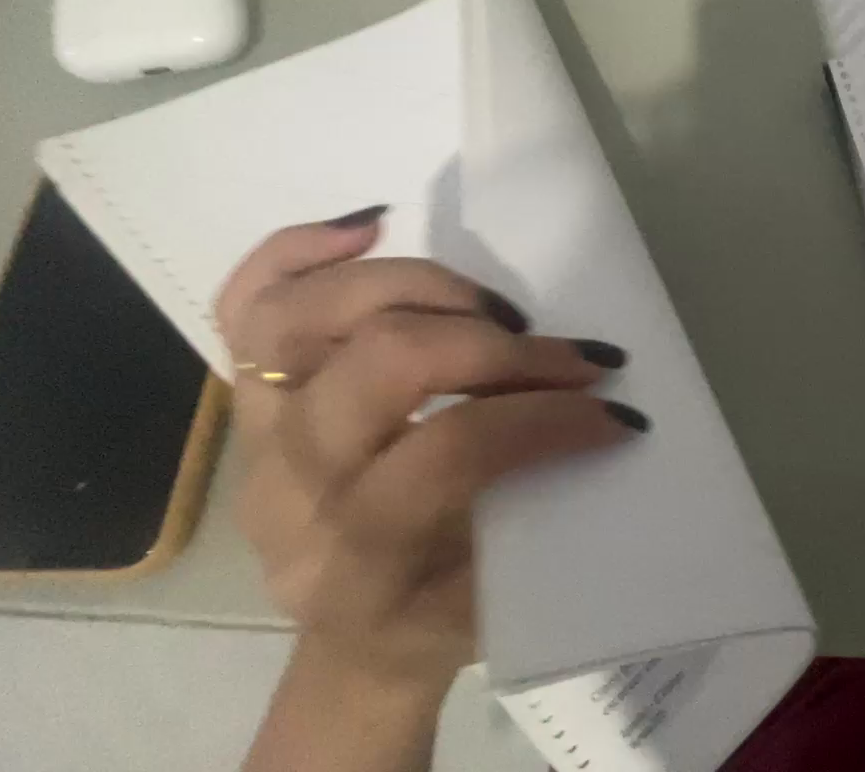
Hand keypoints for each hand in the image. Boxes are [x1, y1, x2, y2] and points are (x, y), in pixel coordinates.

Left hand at [216, 205, 644, 689]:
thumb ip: (545, 509)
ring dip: (427, 290)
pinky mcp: (248, 404)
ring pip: (308, 317)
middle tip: (570, 361)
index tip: (617, 415)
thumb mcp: (508, 595)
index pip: (451, 453)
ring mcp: (258, 440)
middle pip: (383, 365)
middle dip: (501, 350)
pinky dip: (305, 251)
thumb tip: (611, 413)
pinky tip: (374, 227)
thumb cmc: (450, 616)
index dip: (545, 419)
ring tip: (499, 311)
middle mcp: (294, 492)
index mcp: (361, 560)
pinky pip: (247, 304)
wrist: (364, 637)